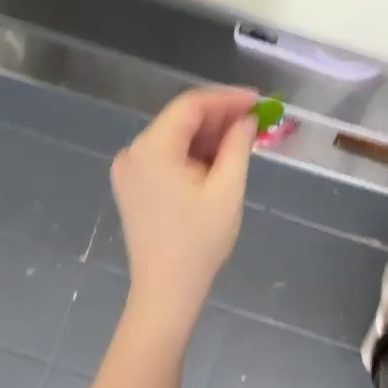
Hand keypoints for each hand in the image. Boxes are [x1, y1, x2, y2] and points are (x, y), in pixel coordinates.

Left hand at [111, 87, 258, 321]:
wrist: (166, 290)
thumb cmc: (200, 243)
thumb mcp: (227, 190)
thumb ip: (238, 146)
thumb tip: (246, 120)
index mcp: (152, 149)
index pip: (190, 105)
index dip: (227, 98)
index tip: (259, 100)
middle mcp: (132, 152)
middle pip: (179, 120)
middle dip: (218, 118)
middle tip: (256, 122)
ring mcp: (128, 170)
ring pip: (173, 139)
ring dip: (207, 137)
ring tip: (242, 144)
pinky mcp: (131, 187)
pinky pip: (164, 157)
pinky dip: (191, 155)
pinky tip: (217, 162)